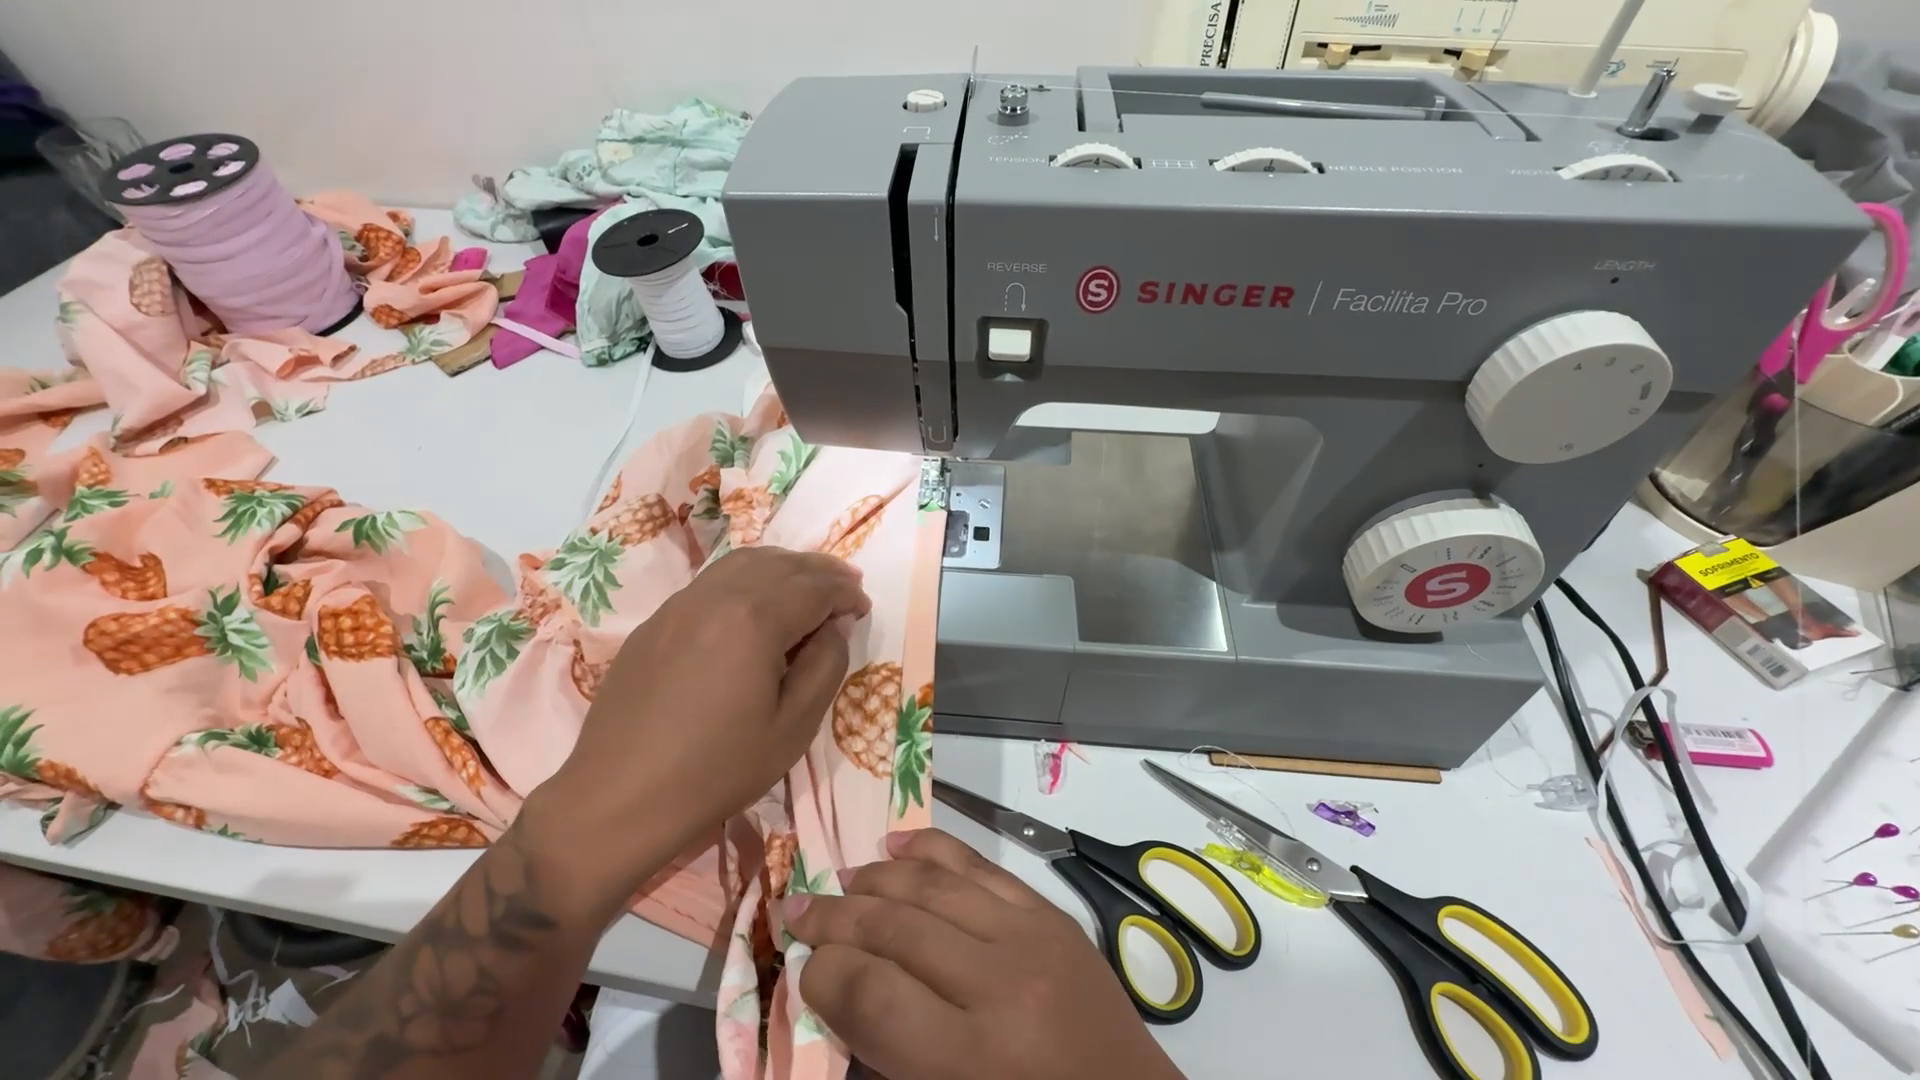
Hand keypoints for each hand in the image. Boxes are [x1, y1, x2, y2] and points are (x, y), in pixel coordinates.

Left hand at [537, 547, 870, 899]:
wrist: (620, 797)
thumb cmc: (717, 769)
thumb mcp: (793, 726)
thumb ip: (826, 665)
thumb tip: (837, 624)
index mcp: (754, 619)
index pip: (815, 587)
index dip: (846, 593)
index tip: (864, 609)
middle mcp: (715, 597)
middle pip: (779, 564)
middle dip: (819, 571)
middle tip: (846, 587)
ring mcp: (678, 605)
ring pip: (741, 563)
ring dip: (782, 567)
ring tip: (805, 586)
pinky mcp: (655, 623)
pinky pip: (711, 582)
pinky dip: (746, 579)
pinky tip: (754, 606)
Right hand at [787, 829, 1185, 1079]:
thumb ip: (886, 1049)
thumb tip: (832, 987)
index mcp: (973, 1057)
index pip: (870, 993)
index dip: (822, 976)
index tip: (802, 969)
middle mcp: (1002, 985)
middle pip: (896, 929)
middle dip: (835, 918)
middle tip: (797, 909)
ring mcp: (1033, 939)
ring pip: (934, 887)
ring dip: (876, 880)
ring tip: (839, 881)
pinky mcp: (1052, 915)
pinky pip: (982, 867)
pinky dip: (934, 851)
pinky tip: (897, 846)